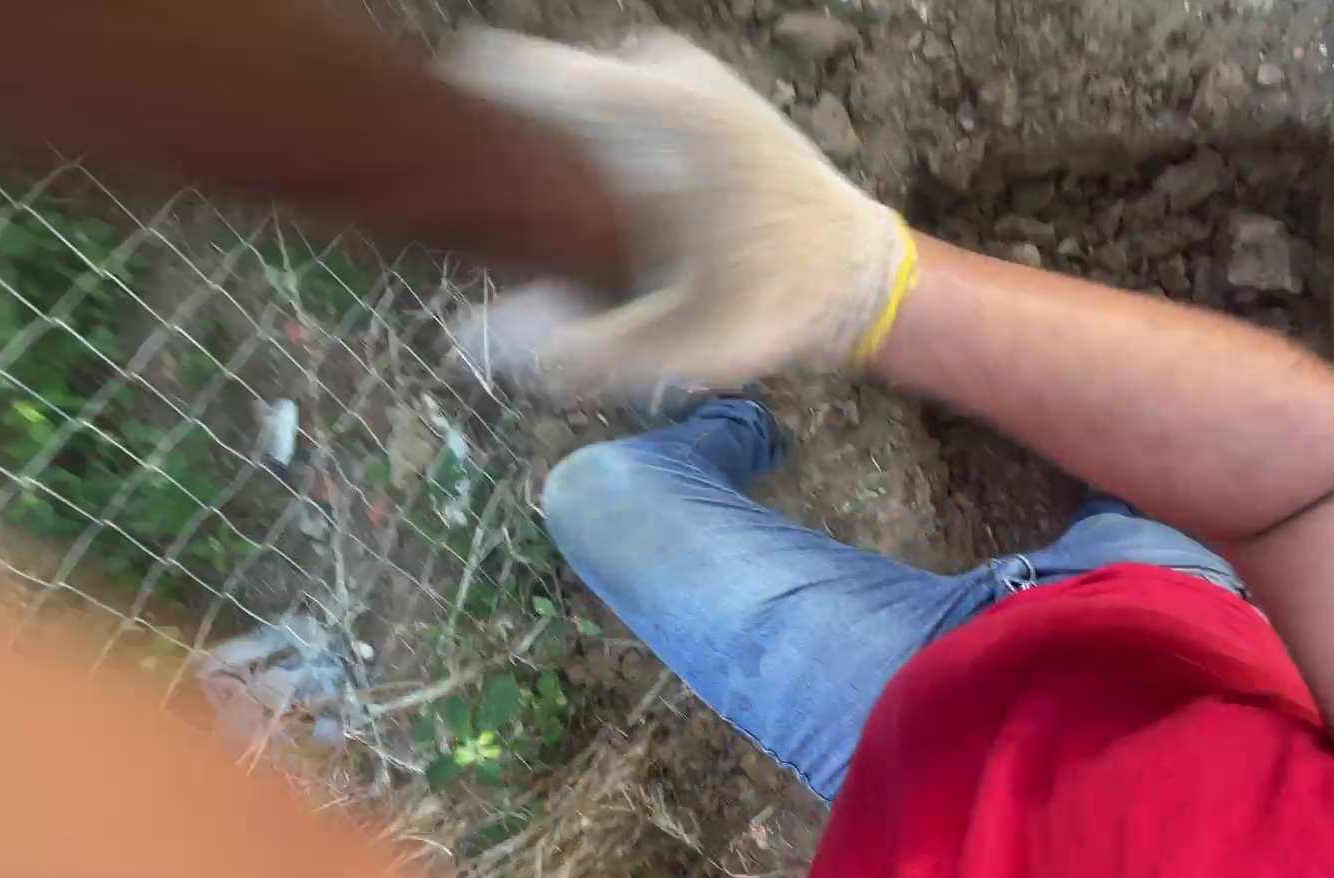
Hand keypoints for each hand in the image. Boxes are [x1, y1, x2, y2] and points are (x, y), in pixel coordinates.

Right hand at [436, 29, 917, 392]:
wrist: (861, 277)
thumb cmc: (778, 312)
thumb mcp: (683, 351)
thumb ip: (577, 349)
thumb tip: (476, 335)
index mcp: (643, 111)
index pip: (499, 77)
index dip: (472, 139)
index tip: (478, 210)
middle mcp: (657, 69)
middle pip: (536, 100)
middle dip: (528, 168)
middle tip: (554, 246)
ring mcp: (682, 70)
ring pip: (579, 110)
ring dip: (575, 168)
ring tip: (607, 236)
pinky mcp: (702, 87)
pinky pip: (623, 111)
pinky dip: (614, 156)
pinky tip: (642, 212)